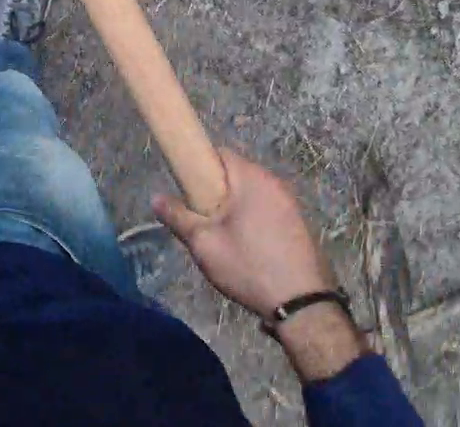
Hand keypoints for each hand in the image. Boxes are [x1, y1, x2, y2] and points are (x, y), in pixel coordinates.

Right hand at [154, 149, 363, 381]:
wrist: (304, 306)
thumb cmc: (249, 266)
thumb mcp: (204, 243)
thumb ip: (178, 217)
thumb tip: (156, 198)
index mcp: (252, 177)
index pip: (219, 153)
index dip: (199, 166)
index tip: (188, 190)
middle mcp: (275, 182)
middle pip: (236, 174)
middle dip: (217, 191)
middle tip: (204, 220)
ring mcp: (292, 203)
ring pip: (252, 194)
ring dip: (236, 208)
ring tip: (224, 238)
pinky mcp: (301, 224)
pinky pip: (269, 210)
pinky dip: (255, 220)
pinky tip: (249, 249)